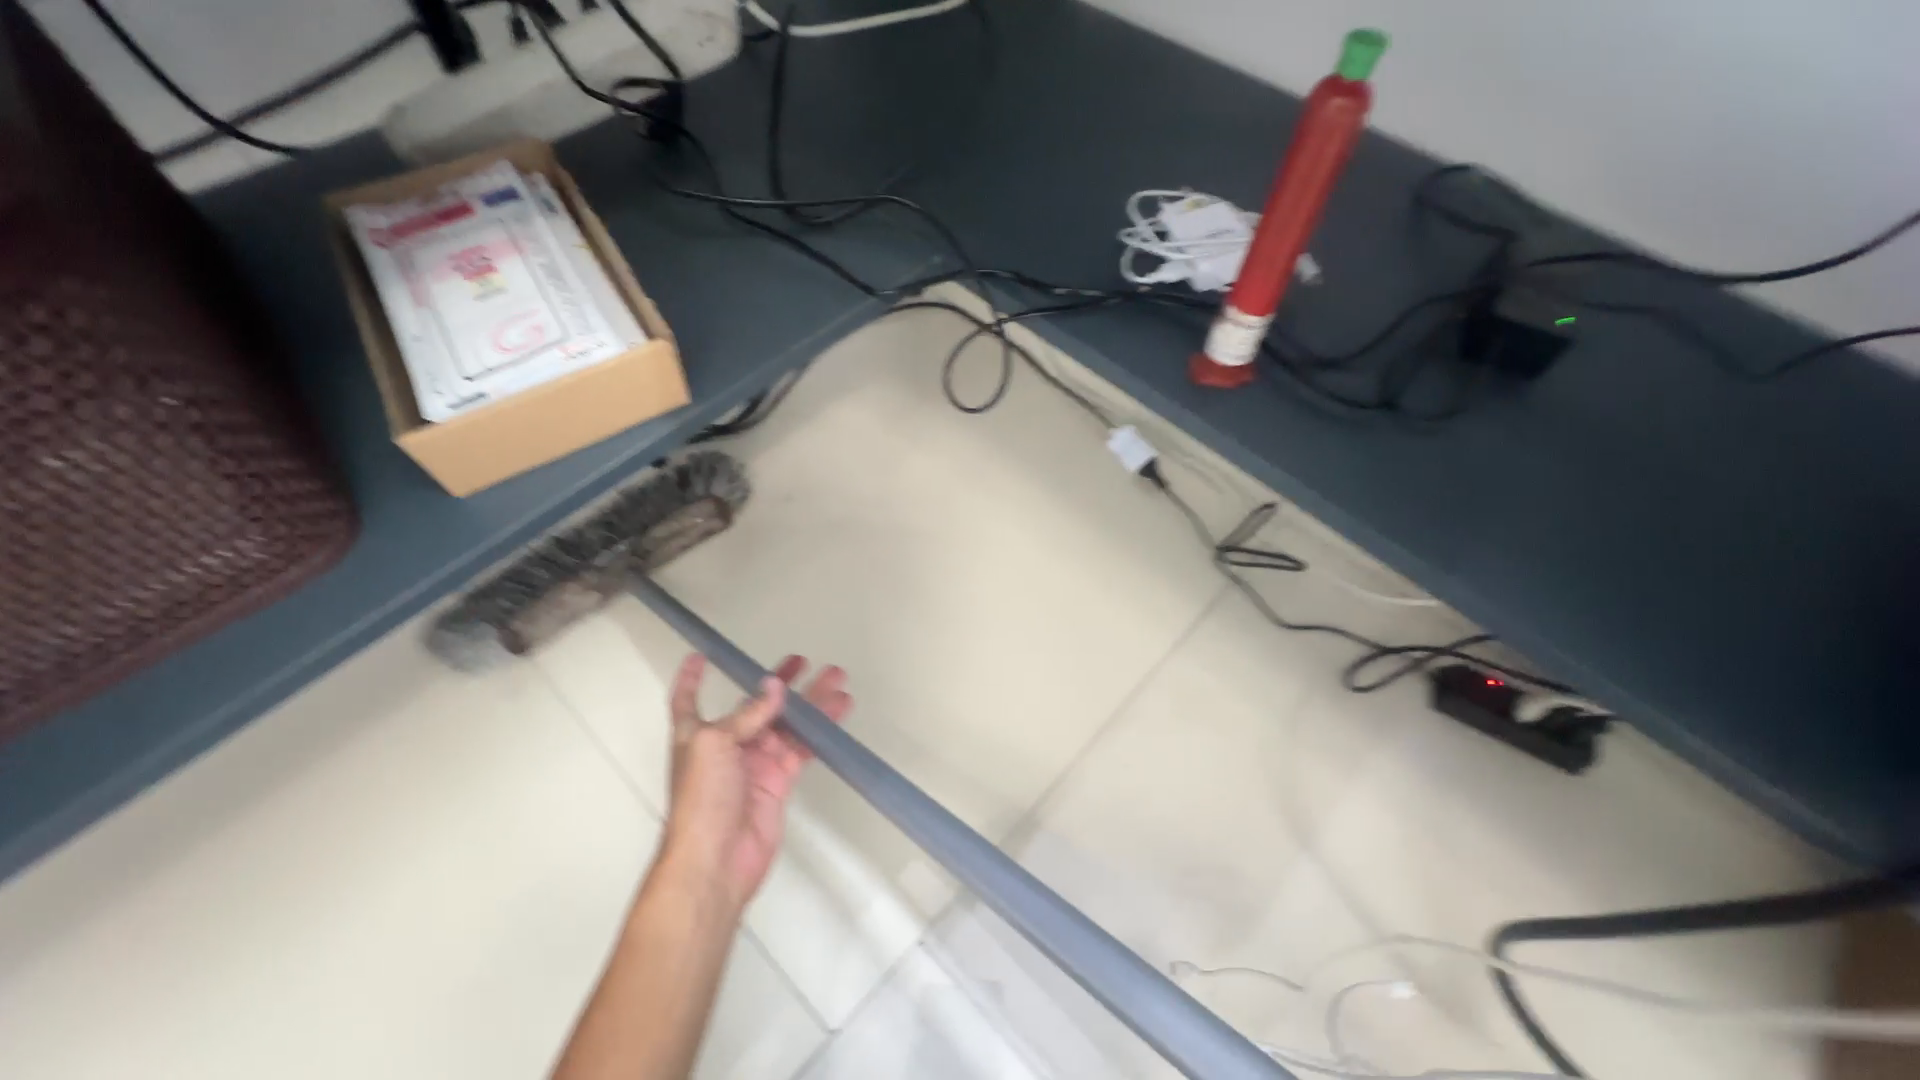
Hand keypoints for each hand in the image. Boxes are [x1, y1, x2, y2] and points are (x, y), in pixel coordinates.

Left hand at [660, 653, 851, 910]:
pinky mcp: (778, 783)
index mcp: (696, 734)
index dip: (692, 679)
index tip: (700, 656)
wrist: (716, 859)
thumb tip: (774, 686)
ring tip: (836, 680)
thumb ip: (747, 714)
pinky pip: (800, 749)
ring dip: (809, 704)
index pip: (688, 700)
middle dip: (778, 684)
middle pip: (753, 707)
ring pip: (785, 725)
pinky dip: (818, 732)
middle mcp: (725, 747)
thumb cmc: (701, 798)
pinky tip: (837, 714)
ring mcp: (753, 765)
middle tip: (803, 661)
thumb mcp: (714, 744)